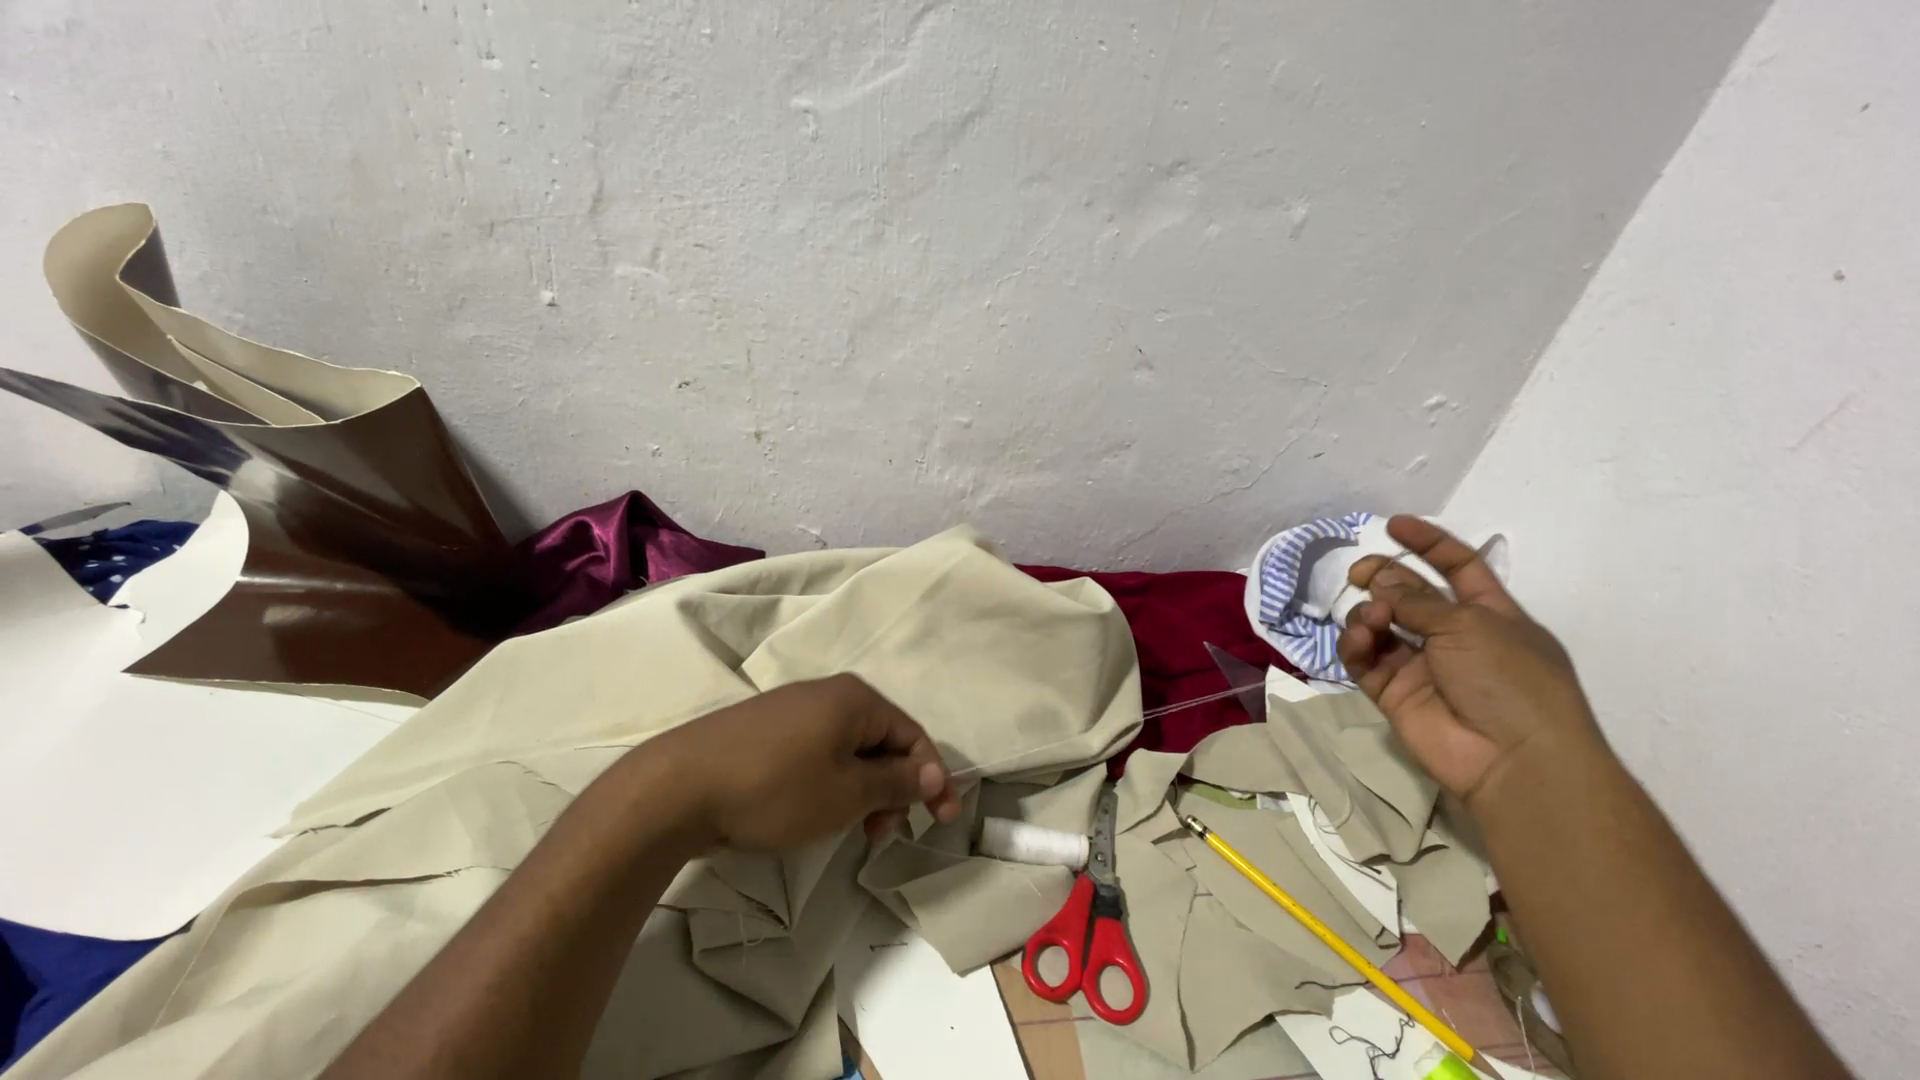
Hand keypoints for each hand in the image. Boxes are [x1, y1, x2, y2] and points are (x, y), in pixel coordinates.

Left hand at [646, 673, 961, 850]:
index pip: (913, 736)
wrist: (677, 789)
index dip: (933, 779)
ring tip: (851, 831)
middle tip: (883, 834)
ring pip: (849, 752)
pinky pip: (817, 755)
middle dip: (894, 790)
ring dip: (863, 792)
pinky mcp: (765, 733)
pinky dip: (832, 785)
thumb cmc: (776, 789)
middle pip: (882, 742)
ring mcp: (792, 712)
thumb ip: (896, 781)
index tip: (942, 822)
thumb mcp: (847, 792)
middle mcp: (827, 695)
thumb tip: (933, 772)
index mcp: (855, 699)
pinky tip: (817, 814)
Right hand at [1336, 516, 1606, 811]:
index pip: (1458, 567)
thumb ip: (1418, 601)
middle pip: (1411, 595)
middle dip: (1384, 578)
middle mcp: (1454, 637)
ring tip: (1373, 620)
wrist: (1513, 759)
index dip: (1429, 544)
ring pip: (1382, 626)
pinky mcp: (1394, 693)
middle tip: (1360, 572)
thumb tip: (1382, 583)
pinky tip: (1360, 638)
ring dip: (1371, 614)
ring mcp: (1423, 667)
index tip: (1393, 526)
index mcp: (1490, 614)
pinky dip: (1356, 645)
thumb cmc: (1510, 679)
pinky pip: (1365, 660)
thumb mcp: (1470, 625)